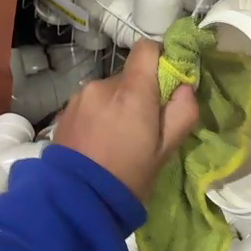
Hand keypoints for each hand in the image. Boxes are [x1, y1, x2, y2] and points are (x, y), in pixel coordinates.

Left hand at [55, 40, 199, 197]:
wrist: (76, 201)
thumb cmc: (128, 177)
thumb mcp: (165, 151)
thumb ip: (182, 112)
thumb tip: (185, 86)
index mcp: (132, 92)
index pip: (147, 49)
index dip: (160, 60)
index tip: (167, 84)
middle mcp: (103, 85)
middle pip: (129, 76)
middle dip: (139, 94)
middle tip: (142, 128)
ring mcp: (80, 97)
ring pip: (108, 91)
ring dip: (116, 106)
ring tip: (116, 139)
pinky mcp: (64, 111)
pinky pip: (90, 103)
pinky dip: (98, 115)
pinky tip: (97, 142)